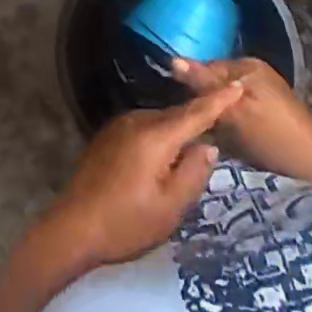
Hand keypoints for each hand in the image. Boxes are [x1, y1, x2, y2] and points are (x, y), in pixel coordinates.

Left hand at [35, 82, 243, 267]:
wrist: (72, 227)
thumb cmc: (126, 222)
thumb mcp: (170, 207)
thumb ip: (194, 173)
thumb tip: (208, 145)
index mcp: (155, 136)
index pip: (195, 113)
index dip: (218, 100)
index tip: (239, 85)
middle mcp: (137, 121)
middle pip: (176, 115)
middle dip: (199, 116)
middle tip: (224, 119)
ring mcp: (118, 126)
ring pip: (159, 121)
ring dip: (177, 129)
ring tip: (196, 141)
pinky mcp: (107, 136)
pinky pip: (143, 127)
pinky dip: (159, 135)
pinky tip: (163, 153)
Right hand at [172, 57, 311, 184]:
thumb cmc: (275, 139)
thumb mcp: (235, 114)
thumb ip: (205, 86)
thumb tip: (172, 59)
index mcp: (245, 65)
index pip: (201, 69)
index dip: (187, 90)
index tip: (175, 114)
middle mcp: (252, 71)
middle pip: (212, 83)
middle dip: (200, 102)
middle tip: (187, 129)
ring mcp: (261, 89)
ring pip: (222, 97)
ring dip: (212, 114)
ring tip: (200, 136)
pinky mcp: (266, 109)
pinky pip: (235, 109)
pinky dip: (227, 122)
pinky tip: (223, 140)